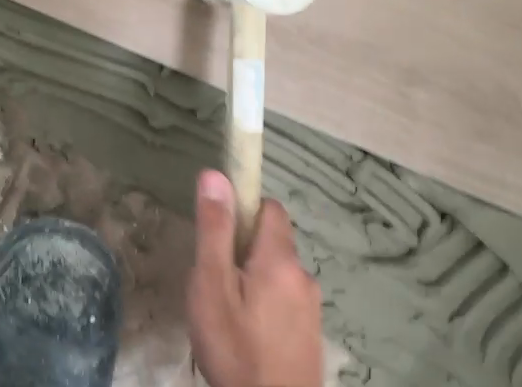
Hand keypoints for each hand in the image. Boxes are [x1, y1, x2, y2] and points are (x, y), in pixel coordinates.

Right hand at [188, 171, 323, 386]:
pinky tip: (243, 331)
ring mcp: (311, 311)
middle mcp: (303, 279)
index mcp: (280, 261)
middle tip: (210, 276)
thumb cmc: (235, 348)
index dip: (243, 208)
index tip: (216, 228)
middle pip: (272, 242)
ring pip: (276, 273)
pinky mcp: (310, 338)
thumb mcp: (211, 284)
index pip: (270, 209)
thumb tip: (216, 175)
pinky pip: (283, 300)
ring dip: (251, 278)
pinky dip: (263, 303)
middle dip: (241, 248)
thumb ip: (215, 229)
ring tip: (222, 307)